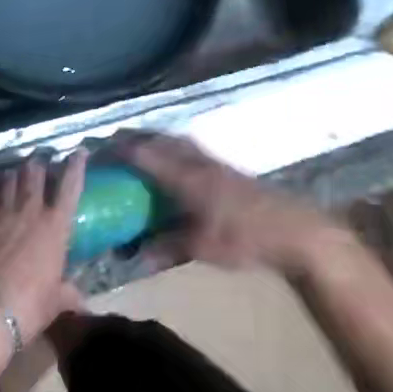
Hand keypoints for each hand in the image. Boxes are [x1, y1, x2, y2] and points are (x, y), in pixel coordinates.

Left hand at [0, 151, 87, 340]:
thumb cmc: (29, 305)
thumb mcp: (55, 302)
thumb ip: (69, 294)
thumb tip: (83, 303)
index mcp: (56, 226)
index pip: (71, 187)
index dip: (76, 166)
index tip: (79, 151)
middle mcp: (31, 210)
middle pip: (35, 174)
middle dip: (38, 163)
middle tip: (39, 157)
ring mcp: (2, 211)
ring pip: (8, 179)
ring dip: (11, 173)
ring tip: (12, 169)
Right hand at [119, 132, 349, 276]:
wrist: (294, 230)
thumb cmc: (246, 239)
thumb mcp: (203, 248)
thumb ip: (168, 247)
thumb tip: (136, 254)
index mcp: (188, 178)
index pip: (147, 155)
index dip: (121, 150)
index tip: (98, 149)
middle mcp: (198, 162)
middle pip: (160, 140)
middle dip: (133, 137)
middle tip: (110, 141)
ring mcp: (214, 161)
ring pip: (176, 140)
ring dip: (153, 138)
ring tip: (136, 143)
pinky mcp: (225, 167)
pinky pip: (189, 147)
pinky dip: (171, 145)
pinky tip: (171, 157)